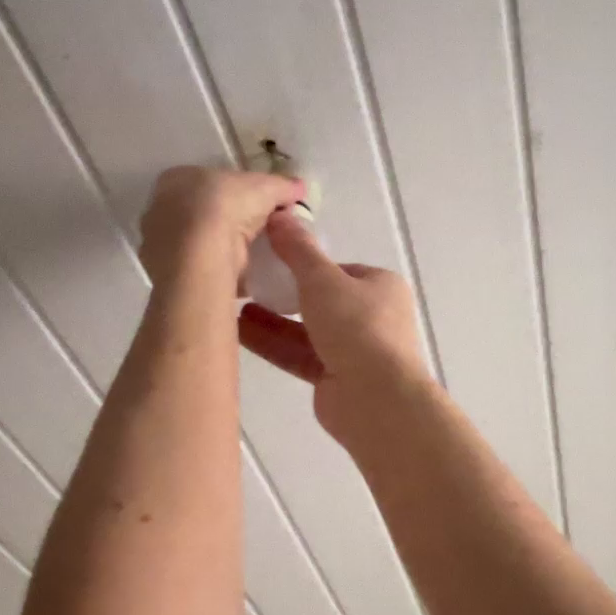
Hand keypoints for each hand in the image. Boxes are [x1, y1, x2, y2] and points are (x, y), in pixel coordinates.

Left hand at [138, 166, 305, 289]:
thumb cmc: (226, 206)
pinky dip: (213, 273)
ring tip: (246, 262)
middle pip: (201, 215)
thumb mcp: (264, 188)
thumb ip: (282, 187)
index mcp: (178, 178)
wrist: (198, 252)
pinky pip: (195, 270)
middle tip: (254, 238)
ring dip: (218, 252)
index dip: (235, 196)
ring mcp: (159, 242)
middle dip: (225, 226)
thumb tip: (301, 187)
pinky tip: (233, 280)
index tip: (256, 210)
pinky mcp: (164, 272)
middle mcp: (161, 207)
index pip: (209, 184)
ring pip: (196, 245)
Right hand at [238, 210, 433, 437]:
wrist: (375, 398)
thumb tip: (280, 216)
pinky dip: (274, 343)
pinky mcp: (335, 379)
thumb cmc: (357, 327)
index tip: (272, 259)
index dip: (307, 264)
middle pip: (322, 300)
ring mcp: (355, 351)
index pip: (339, 270)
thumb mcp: (323, 279)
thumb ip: (299, 250)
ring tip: (234, 306)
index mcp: (381, 286)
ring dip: (273, 319)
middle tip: (248, 282)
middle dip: (285, 293)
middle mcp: (372, 317)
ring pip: (307, 330)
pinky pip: (299, 355)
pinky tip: (240, 331)